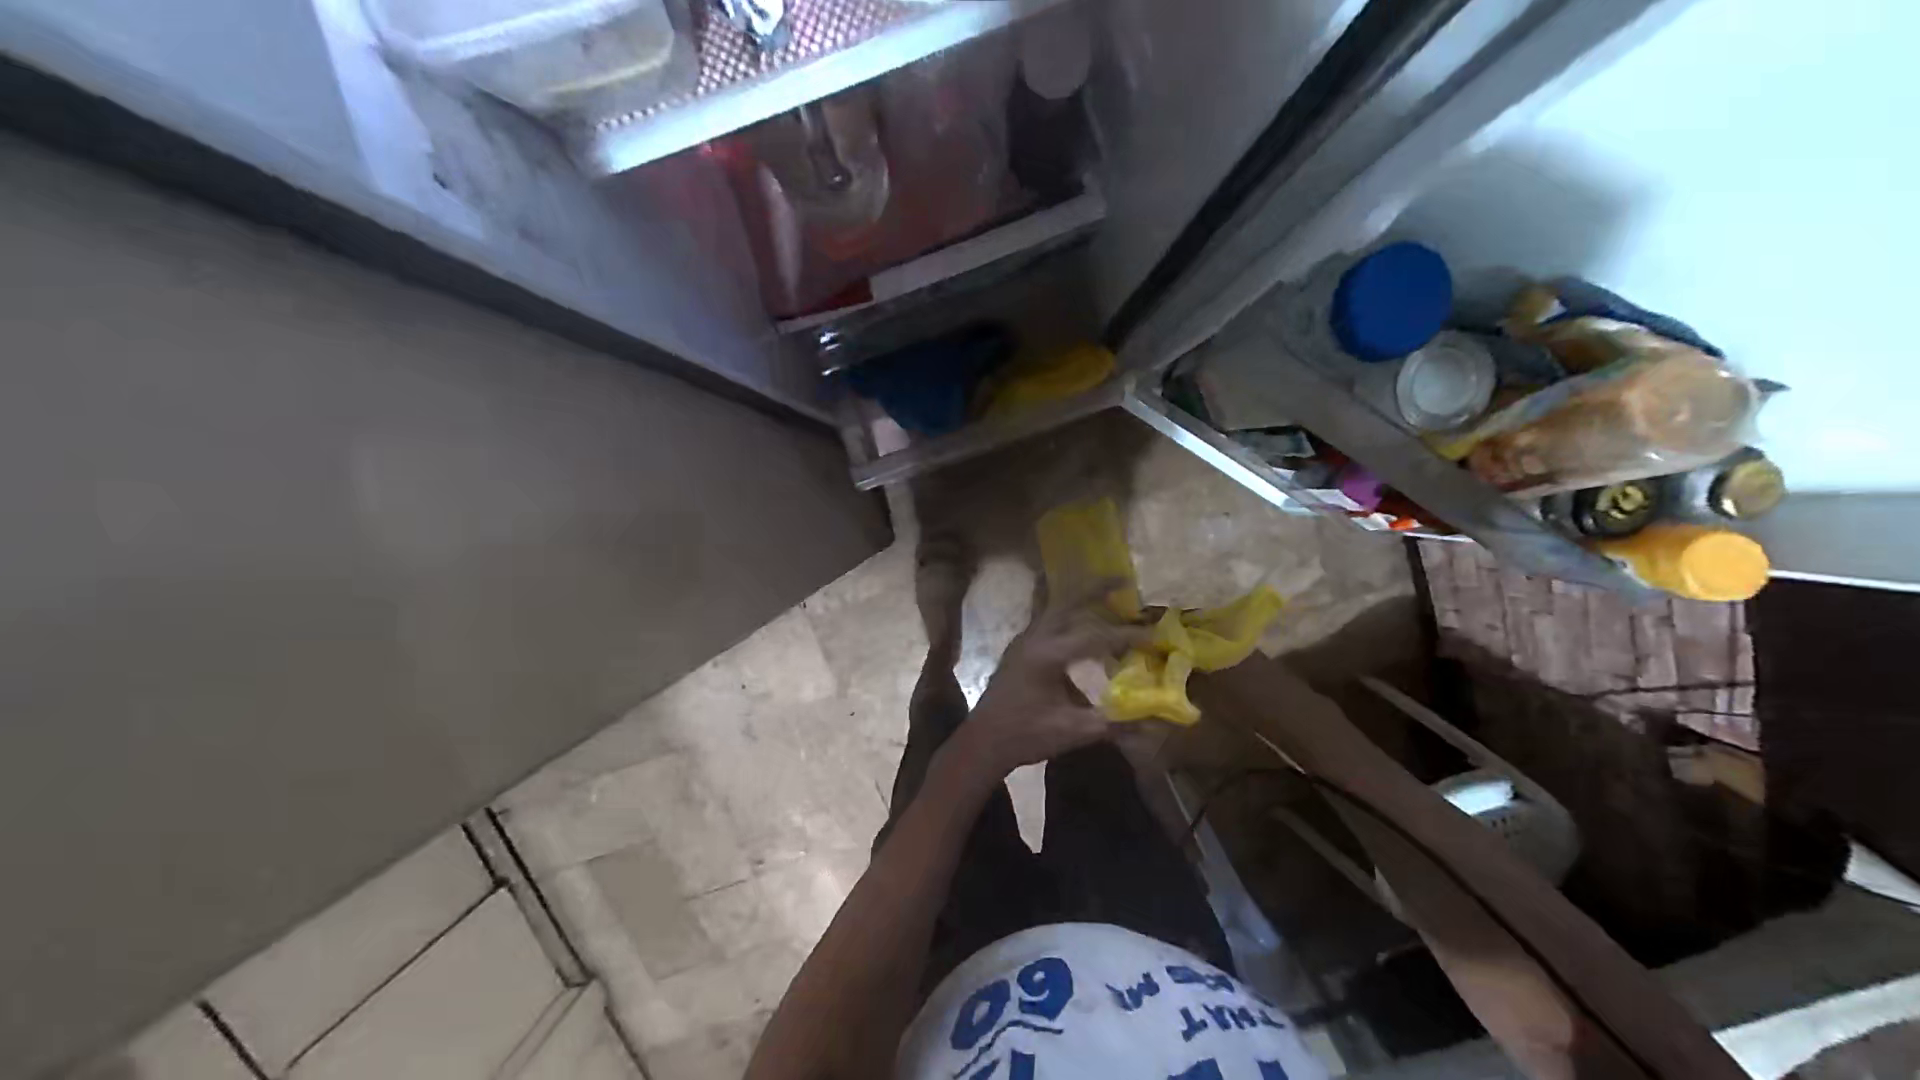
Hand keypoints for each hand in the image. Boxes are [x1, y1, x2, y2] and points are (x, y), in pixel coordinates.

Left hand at [946, 580, 1146, 778]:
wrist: (983, 742)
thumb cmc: (1025, 735)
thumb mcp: (1073, 731)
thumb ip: (1115, 724)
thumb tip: (1156, 724)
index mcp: (1047, 655)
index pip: (1095, 637)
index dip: (1128, 636)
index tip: (1156, 636)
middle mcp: (1034, 638)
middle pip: (1068, 601)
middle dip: (1096, 588)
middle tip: (1124, 579)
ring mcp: (1024, 640)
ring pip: (1056, 607)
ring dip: (1081, 600)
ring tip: (1109, 595)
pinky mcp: (1020, 648)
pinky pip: (1047, 619)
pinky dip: (1068, 614)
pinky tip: (1081, 621)